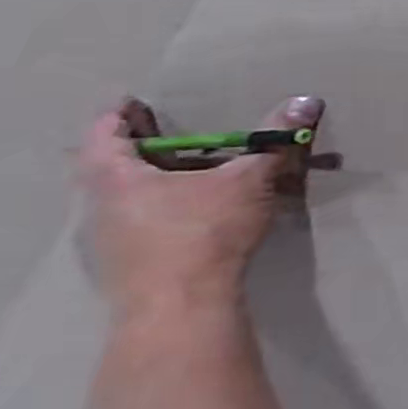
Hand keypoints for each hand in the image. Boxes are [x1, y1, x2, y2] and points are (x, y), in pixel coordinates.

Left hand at [77, 96, 322, 313]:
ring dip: (144, 181)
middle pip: (106, 168)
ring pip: (120, 199)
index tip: (132, 102)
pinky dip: (156, 208)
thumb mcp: (250, 178)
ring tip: (181, 169)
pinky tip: (188, 210)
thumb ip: (275, 139)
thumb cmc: (204, 231)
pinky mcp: (126, 266)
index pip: (102, 136)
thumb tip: (306, 100)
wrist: (181, 308)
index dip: (117, 116)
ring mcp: (108, 241)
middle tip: (163, 132)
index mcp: (117, 179)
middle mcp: (101, 207)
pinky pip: (135, 223)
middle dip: (133, 148)